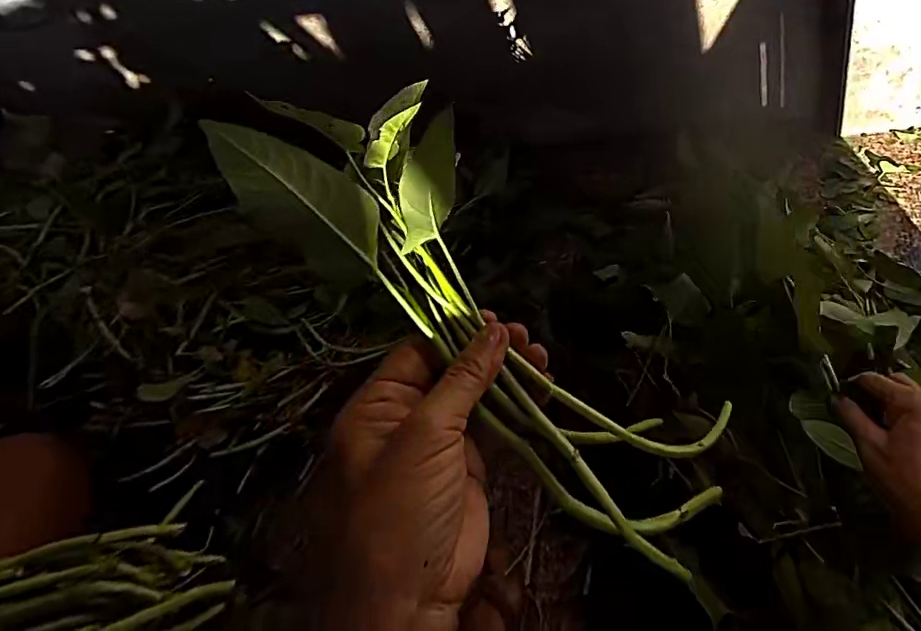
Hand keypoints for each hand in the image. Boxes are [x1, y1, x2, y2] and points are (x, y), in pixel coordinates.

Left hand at [310, 312, 547, 630]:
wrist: (408, 603)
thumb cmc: (399, 510)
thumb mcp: (424, 435)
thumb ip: (462, 378)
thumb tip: (492, 331)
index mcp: (378, 407)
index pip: (419, 352)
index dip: (456, 331)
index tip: (493, 318)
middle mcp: (407, 419)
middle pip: (453, 369)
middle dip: (489, 351)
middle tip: (523, 336)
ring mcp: (440, 443)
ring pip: (479, 393)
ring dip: (509, 374)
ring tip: (540, 356)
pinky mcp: (469, 465)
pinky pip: (497, 423)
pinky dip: (519, 405)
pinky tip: (542, 388)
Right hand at [837, 373, 920, 630]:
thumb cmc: (906, 487)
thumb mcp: (871, 450)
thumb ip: (852, 418)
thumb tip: (839, 399)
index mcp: (913, 402)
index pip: (876, 379)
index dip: (854, 384)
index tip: (840, 395)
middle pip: (899, 384)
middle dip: (878, 392)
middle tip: (860, 411)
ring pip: (916, 401)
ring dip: (896, 406)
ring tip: (879, 428)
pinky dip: (913, 420)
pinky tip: (903, 443)